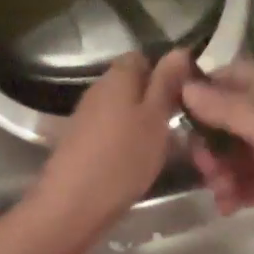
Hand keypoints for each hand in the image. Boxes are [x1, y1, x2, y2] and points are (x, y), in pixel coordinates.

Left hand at [29, 49, 194, 229]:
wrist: (71, 204)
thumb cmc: (122, 157)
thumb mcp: (155, 118)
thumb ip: (166, 83)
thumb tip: (179, 49)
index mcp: (118, 75)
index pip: (143, 57)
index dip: (164, 71)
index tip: (182, 94)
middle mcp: (99, 87)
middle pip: (132, 82)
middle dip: (153, 98)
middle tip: (176, 123)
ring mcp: (86, 113)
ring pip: (121, 106)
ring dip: (140, 120)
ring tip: (160, 145)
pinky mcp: (79, 139)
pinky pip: (109, 127)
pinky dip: (124, 138)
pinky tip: (135, 160)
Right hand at [183, 61, 253, 253]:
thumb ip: (232, 109)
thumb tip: (185, 86)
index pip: (231, 77)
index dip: (203, 85)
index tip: (173, 103)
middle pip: (224, 118)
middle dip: (206, 137)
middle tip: (200, 160)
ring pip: (229, 153)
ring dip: (217, 169)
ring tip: (219, 188)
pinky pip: (241, 183)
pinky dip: (230, 192)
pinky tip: (227, 206)